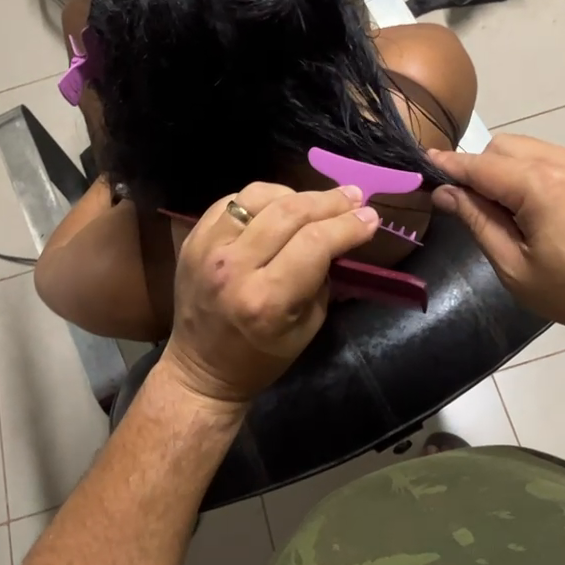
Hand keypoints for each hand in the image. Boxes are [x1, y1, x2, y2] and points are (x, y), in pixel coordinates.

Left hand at [161, 183, 380, 406]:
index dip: (348, 226)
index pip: (315, 243)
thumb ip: (322, 276)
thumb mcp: (308, 326)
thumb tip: (338, 235)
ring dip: (295, 194)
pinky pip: (230, 201)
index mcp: (266, 300)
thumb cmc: (261, 357)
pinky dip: (260, 199)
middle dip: (330, 201)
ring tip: (316, 201)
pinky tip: (278, 206)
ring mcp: (207, 249)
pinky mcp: (193, 239)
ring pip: (258, 197)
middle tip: (354, 197)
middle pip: (289, 212)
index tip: (371, 217)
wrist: (200, 369)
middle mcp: (234, 268)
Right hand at [431, 135, 564, 362]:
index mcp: (541, 186)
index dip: (449, 164)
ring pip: (533, 149)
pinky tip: (549, 213)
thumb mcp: (516, 268)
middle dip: (483, 169)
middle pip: (505, 147)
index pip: (480, 164)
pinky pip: (560, 160)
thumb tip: (444, 192)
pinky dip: (540, 174)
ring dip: (512, 171)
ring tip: (518, 215)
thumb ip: (478, 222)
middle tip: (479, 209)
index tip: (423, 163)